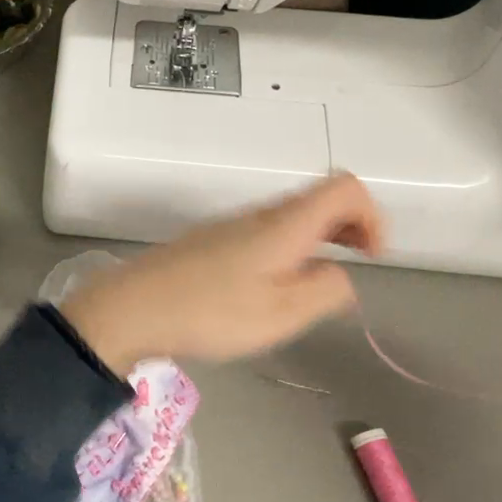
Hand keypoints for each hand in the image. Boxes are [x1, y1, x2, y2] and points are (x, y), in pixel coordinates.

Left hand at [59, 173, 384, 374]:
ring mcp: (227, 226)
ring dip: (314, 240)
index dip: (372, 215)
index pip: (345, 187)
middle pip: (317, 199)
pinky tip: (267, 287)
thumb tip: (342, 276)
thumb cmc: (210, 312)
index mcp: (284, 224)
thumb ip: (325, 290)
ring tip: (311, 283)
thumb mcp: (281, 313)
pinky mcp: (204, 243)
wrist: (129, 309)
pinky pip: (259, 234)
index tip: (372, 256)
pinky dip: (283, 250)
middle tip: (353, 265)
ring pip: (286, 218)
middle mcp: (258, 215)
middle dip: (347, 227)